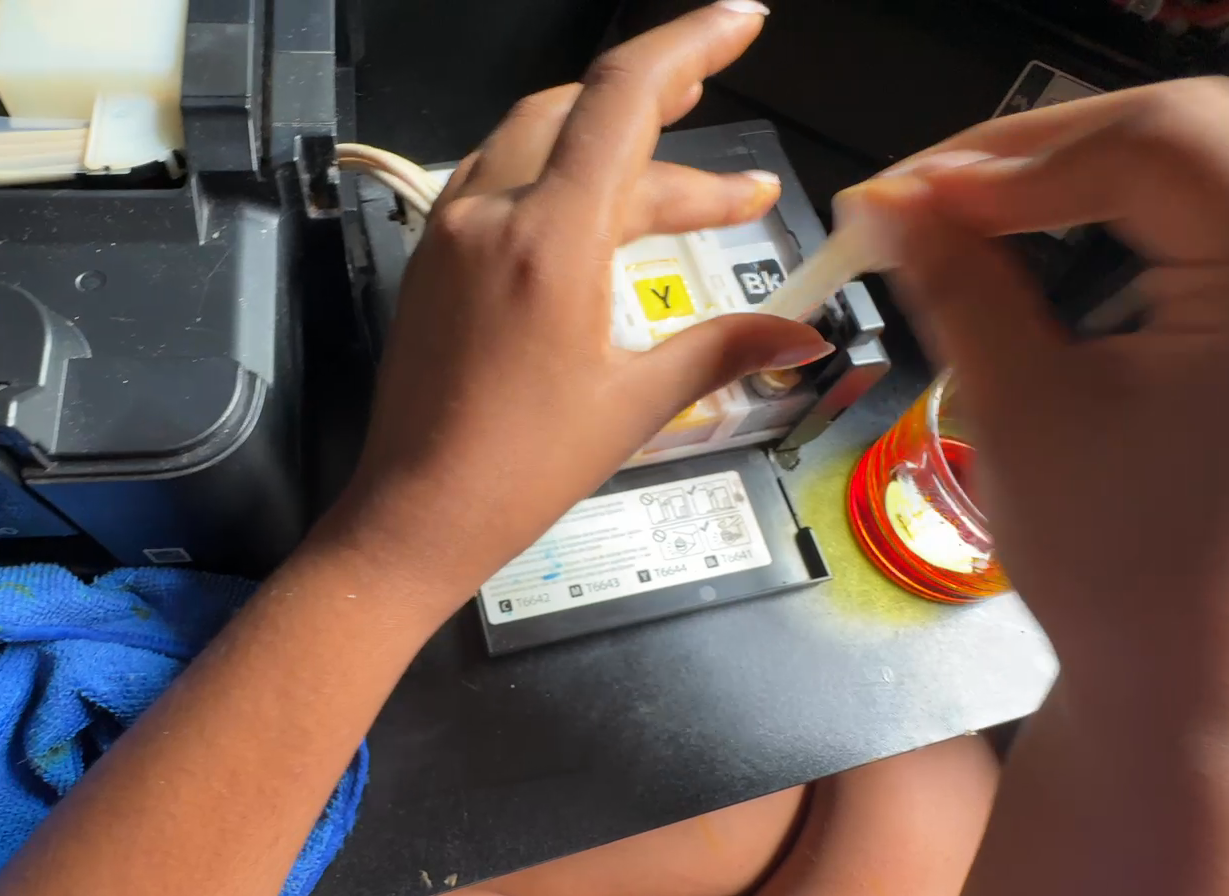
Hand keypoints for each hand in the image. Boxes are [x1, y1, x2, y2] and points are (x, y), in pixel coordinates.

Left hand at [310, 0, 831, 614]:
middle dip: (665, 123)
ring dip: (606, 155)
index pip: (623, 96)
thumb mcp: (633, 406)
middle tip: (726, 175)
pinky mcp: (429, 262)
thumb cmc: (526, 471)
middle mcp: (490, 213)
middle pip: (582, 116)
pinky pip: (494, 186)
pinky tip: (589, 222)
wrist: (418, 513)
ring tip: (672, 195)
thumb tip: (810, 333)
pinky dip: (551, 184)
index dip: (691, 43)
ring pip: (533, 146)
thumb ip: (722, 349)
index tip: (743, 22)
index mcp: (549, 239)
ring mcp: (448, 233)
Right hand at [865, 78, 1228, 687]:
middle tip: (915, 201)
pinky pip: (1208, 225)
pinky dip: (1108, 223)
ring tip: (959, 219)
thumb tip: (889, 206)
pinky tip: (1038, 246)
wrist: (1176, 660)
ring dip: (1064, 185)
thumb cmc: (1100, 548)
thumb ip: (957, 281)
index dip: (1000, 156)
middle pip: (1181, 137)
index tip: (893, 196)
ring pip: (1195, 171)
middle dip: (1029, 160)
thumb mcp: (1016, 402)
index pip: (1151, 139)